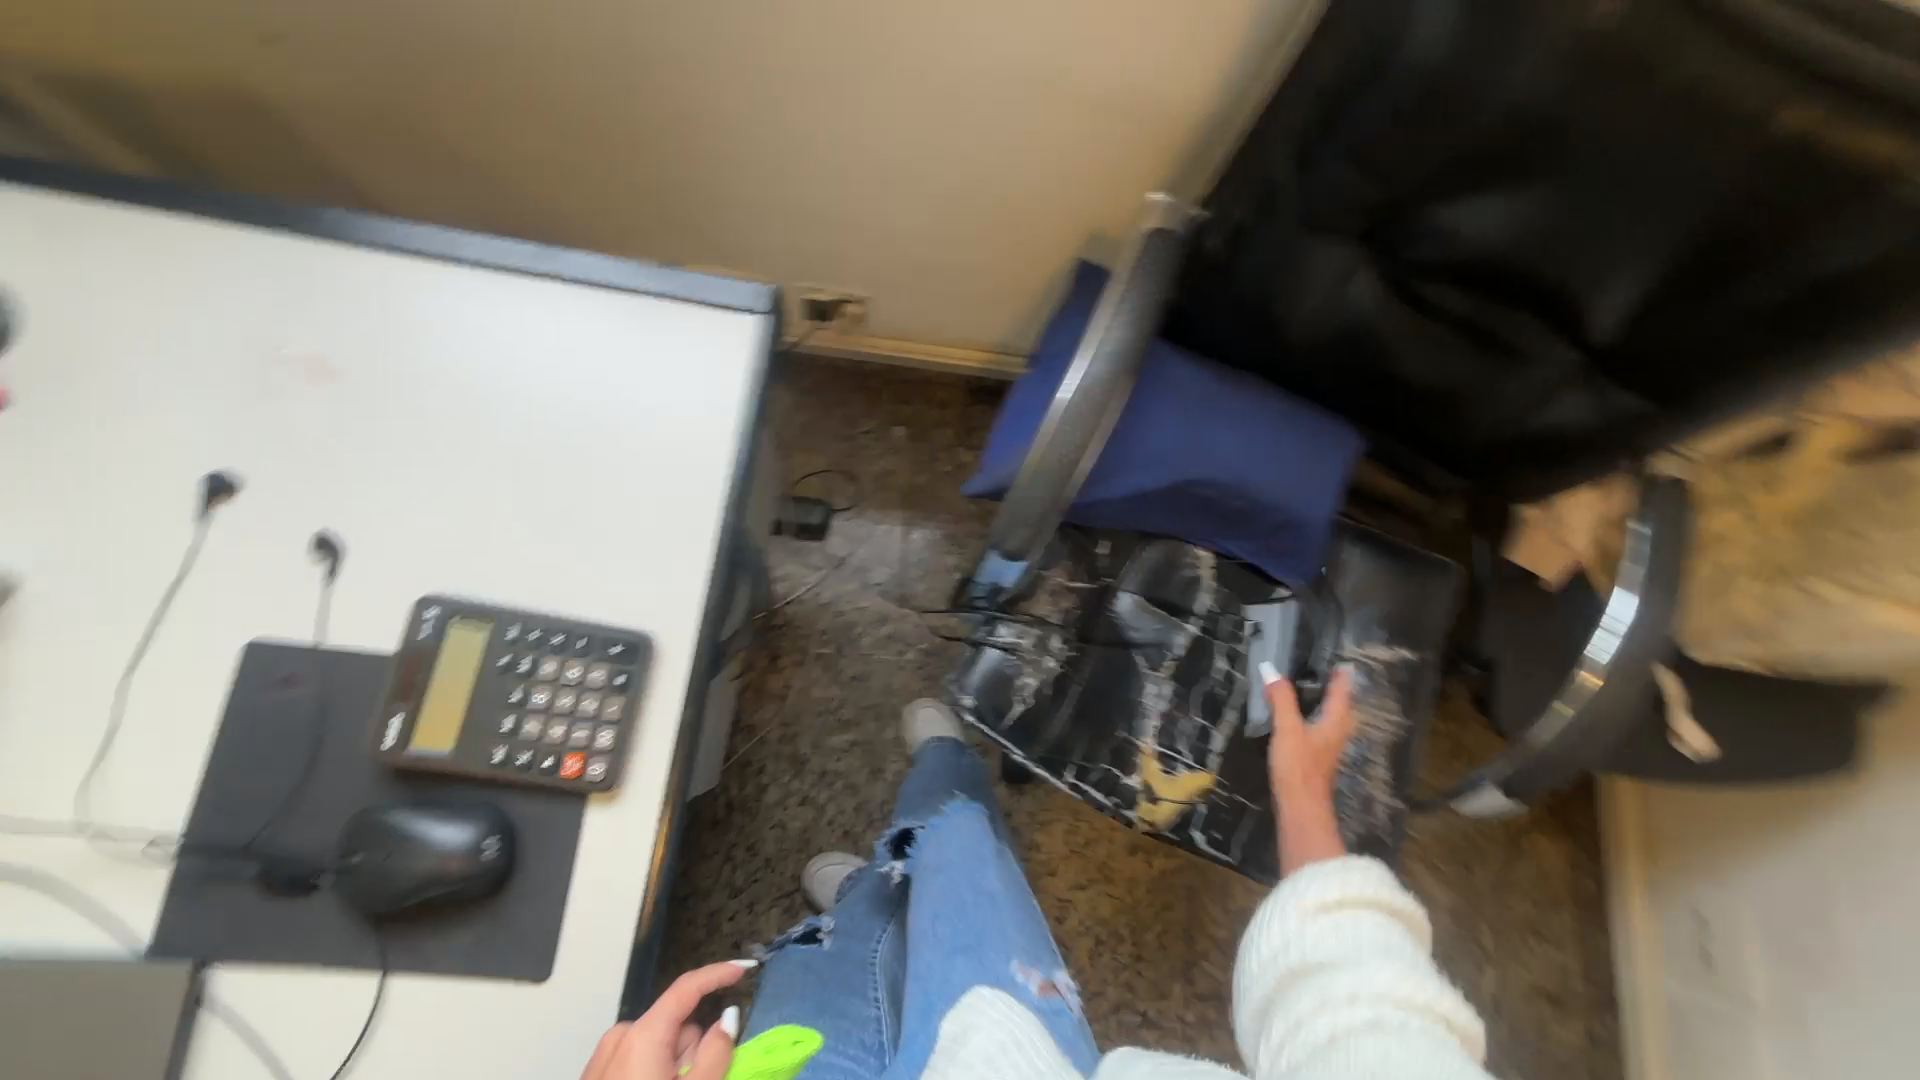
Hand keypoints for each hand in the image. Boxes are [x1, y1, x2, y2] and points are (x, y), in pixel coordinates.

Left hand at [582, 960, 750, 1079]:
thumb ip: (716, 1052)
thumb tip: (725, 1020)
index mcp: (644, 1034)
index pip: (687, 988)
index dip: (719, 974)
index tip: (746, 969)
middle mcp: (621, 1036)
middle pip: (677, 1025)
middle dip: (695, 1048)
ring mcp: (604, 1059)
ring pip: (659, 1046)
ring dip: (675, 1066)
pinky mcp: (595, 1079)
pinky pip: (638, 1063)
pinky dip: (655, 1076)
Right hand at [1260, 663, 1357, 874]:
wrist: (1301, 807)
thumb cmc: (1298, 766)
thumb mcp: (1287, 729)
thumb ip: (1281, 700)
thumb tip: (1270, 670)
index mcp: (1335, 722)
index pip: (1342, 693)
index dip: (1342, 677)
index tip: (1343, 663)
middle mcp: (1337, 733)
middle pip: (1344, 708)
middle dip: (1340, 692)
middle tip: (1332, 676)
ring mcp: (1330, 748)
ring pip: (1334, 721)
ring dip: (1329, 706)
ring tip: (1318, 694)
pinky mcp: (1318, 759)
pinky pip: (1322, 730)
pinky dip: (1317, 719)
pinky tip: (1305, 721)